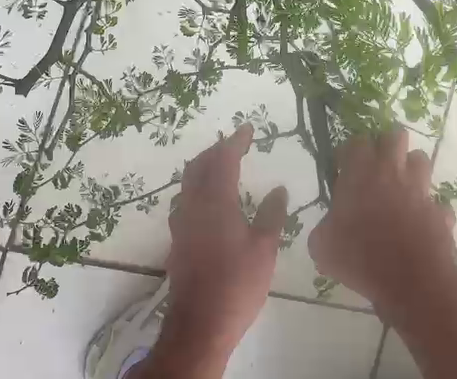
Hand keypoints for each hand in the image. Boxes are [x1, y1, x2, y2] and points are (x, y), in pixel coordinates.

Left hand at [161, 123, 288, 359]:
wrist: (199, 327)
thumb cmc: (236, 284)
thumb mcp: (264, 249)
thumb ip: (272, 215)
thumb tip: (279, 189)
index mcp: (215, 202)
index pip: (223, 159)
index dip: (236, 141)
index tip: (248, 129)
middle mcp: (193, 207)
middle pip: (198, 167)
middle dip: (215, 151)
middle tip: (235, 146)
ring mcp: (181, 226)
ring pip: (188, 185)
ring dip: (204, 170)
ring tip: (222, 170)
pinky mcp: (177, 245)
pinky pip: (185, 204)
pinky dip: (198, 192)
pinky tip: (211, 206)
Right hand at [308, 127, 456, 310]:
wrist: (411, 280)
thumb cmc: (361, 258)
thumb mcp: (323, 246)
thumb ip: (325, 227)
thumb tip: (329, 227)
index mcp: (361, 173)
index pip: (356, 142)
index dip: (350, 152)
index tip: (345, 168)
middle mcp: (392, 171)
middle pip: (394, 135)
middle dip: (386, 146)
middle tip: (376, 168)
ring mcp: (420, 188)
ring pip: (420, 159)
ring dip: (411, 169)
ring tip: (401, 187)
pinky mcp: (439, 210)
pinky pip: (436, 202)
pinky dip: (429, 209)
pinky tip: (421, 223)